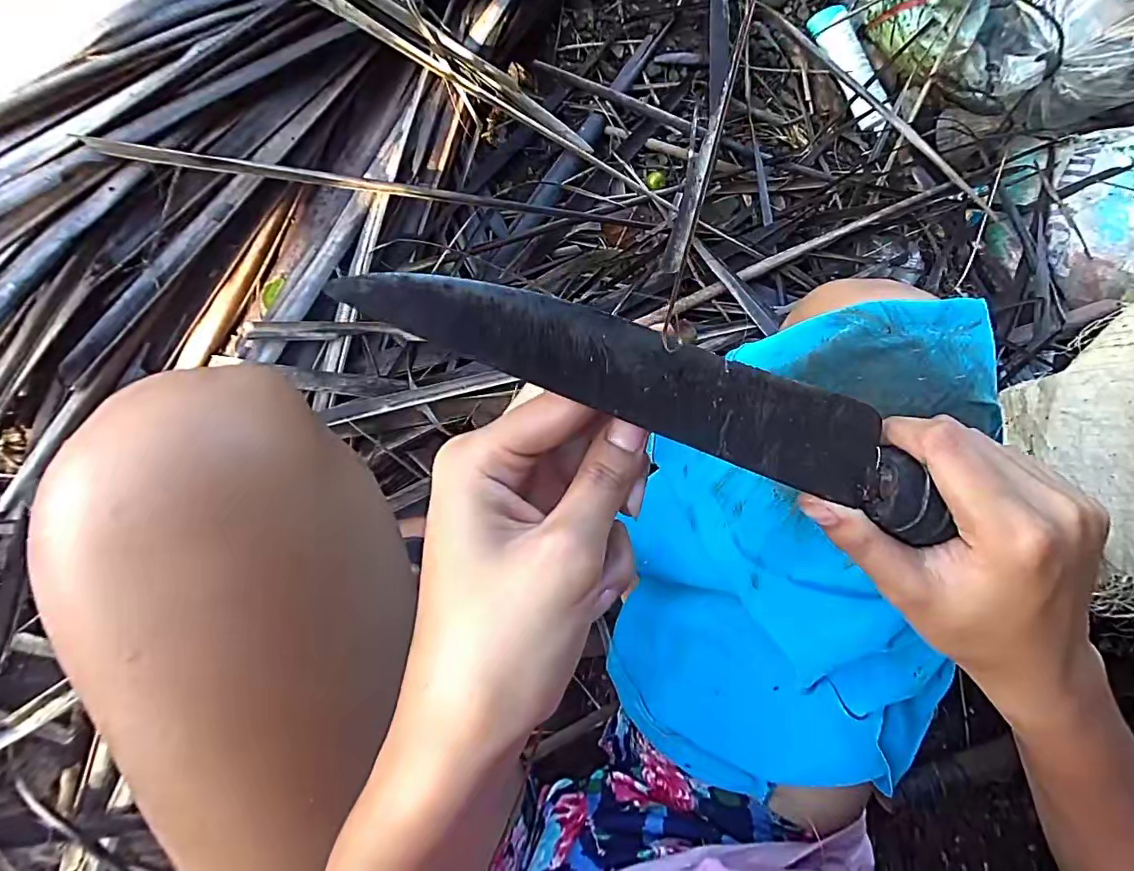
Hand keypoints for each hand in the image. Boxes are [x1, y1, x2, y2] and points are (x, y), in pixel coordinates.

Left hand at [402, 392, 646, 751]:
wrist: (473, 733)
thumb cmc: (505, 643)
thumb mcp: (568, 552)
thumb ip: (606, 476)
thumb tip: (637, 418)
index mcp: (479, 458)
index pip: (556, 401)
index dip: (610, 399)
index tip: (661, 403)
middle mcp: (492, 469)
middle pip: (575, 437)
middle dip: (610, 474)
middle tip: (632, 506)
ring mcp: (515, 502)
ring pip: (589, 477)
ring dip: (608, 521)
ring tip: (599, 571)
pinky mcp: (534, 532)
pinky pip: (585, 512)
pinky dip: (600, 545)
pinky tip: (590, 588)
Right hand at [796, 415, 1108, 730]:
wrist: (1046, 668)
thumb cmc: (973, 634)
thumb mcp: (908, 591)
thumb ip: (860, 541)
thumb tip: (814, 499)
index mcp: (1014, 532)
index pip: (947, 442)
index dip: (904, 433)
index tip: (879, 448)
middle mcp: (1055, 507)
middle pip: (969, 437)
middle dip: (926, 444)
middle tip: (901, 474)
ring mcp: (1077, 501)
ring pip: (993, 442)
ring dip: (956, 452)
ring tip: (936, 487)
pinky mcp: (1086, 501)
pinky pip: (1016, 457)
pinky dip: (985, 465)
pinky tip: (973, 494)